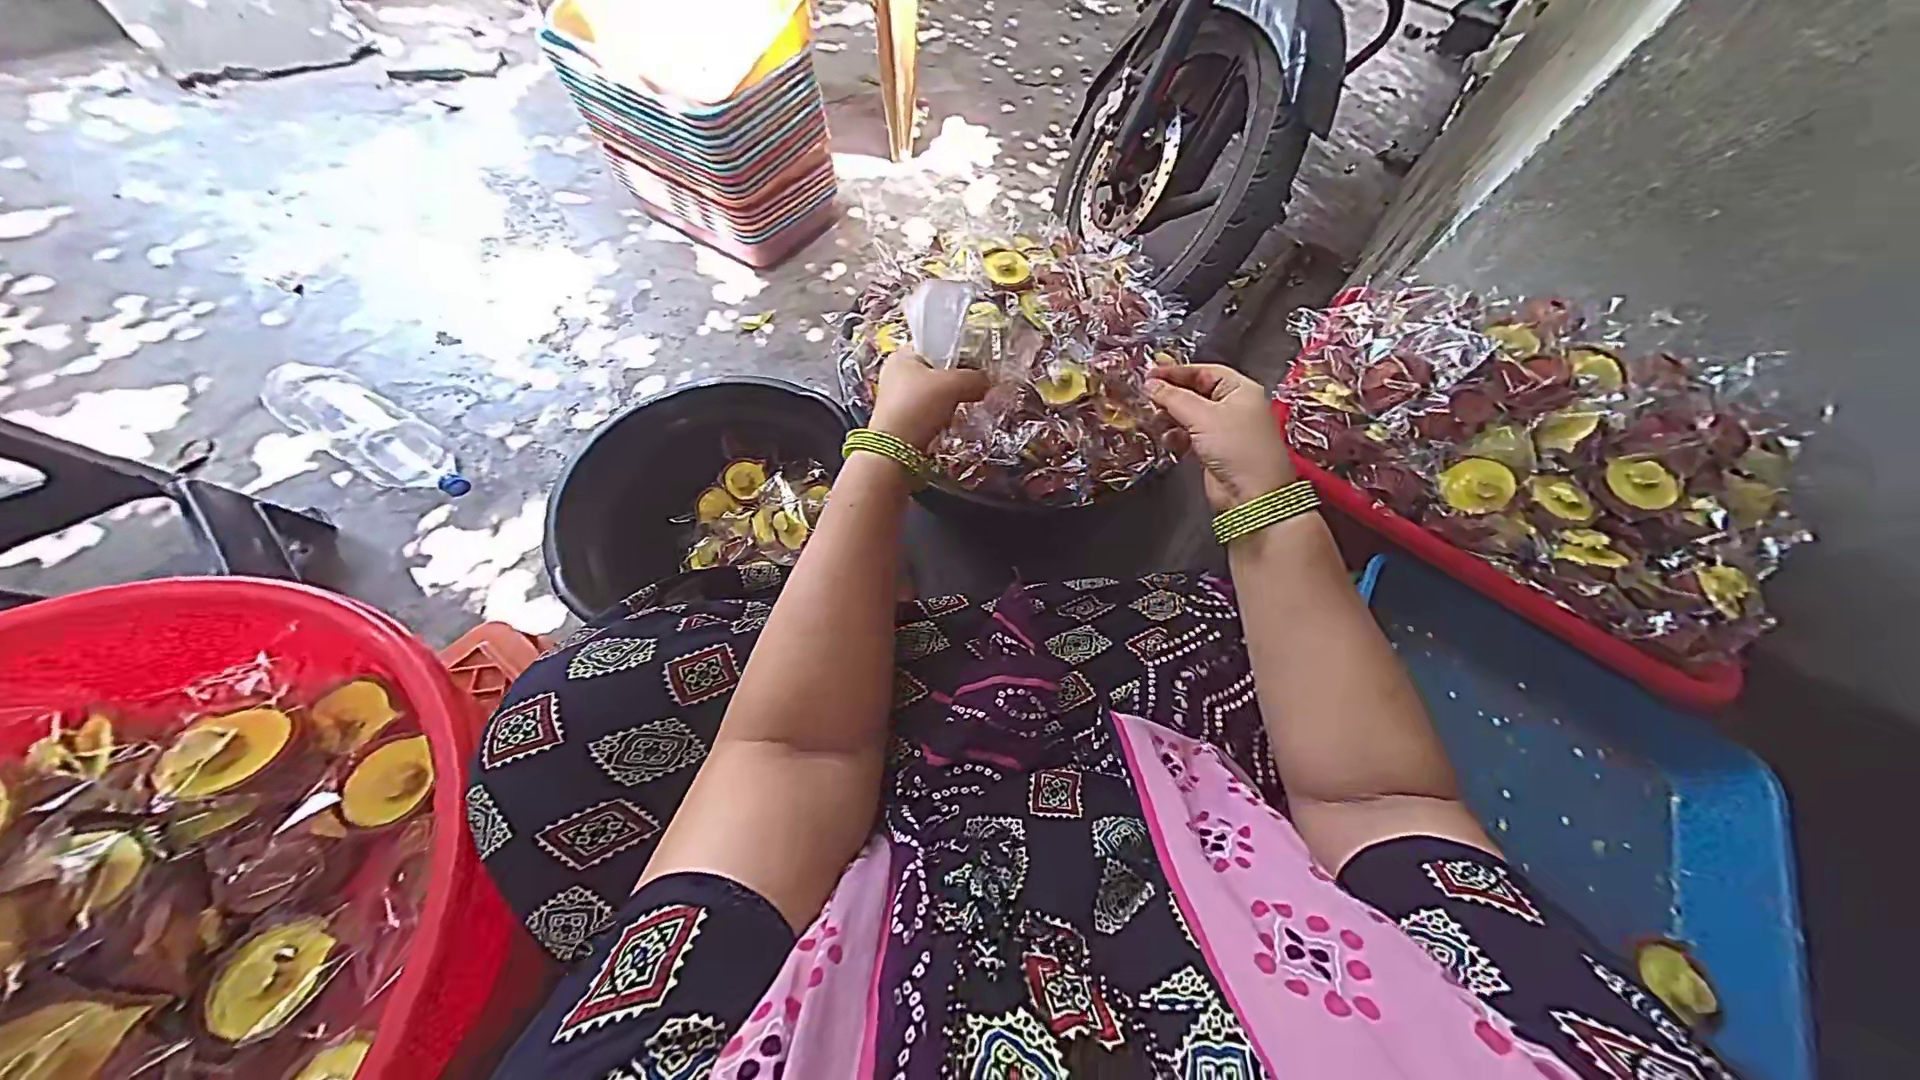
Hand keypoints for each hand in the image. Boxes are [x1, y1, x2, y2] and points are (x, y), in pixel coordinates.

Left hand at [869, 349, 989, 449]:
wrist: (896, 450)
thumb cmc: (919, 406)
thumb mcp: (953, 385)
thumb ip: (974, 378)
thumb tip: (987, 383)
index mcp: (902, 355)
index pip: (935, 345)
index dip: (957, 353)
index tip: (975, 367)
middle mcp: (896, 373)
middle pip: (935, 371)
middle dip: (955, 381)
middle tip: (973, 389)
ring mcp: (896, 398)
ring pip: (933, 394)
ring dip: (949, 401)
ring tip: (964, 406)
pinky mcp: (901, 420)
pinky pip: (928, 412)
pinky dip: (940, 416)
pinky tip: (950, 422)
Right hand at [1146, 363, 1294, 511]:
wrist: (1251, 494)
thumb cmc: (1235, 447)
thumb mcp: (1203, 416)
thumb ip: (1174, 398)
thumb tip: (1150, 384)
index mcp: (1239, 389)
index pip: (1204, 371)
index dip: (1176, 371)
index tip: (1150, 373)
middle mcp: (1232, 405)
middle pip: (1194, 392)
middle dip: (1171, 395)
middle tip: (1147, 397)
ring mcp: (1221, 429)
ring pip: (1188, 414)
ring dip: (1170, 416)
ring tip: (1154, 419)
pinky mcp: (1211, 449)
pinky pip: (1188, 435)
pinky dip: (1175, 435)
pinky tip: (1167, 439)